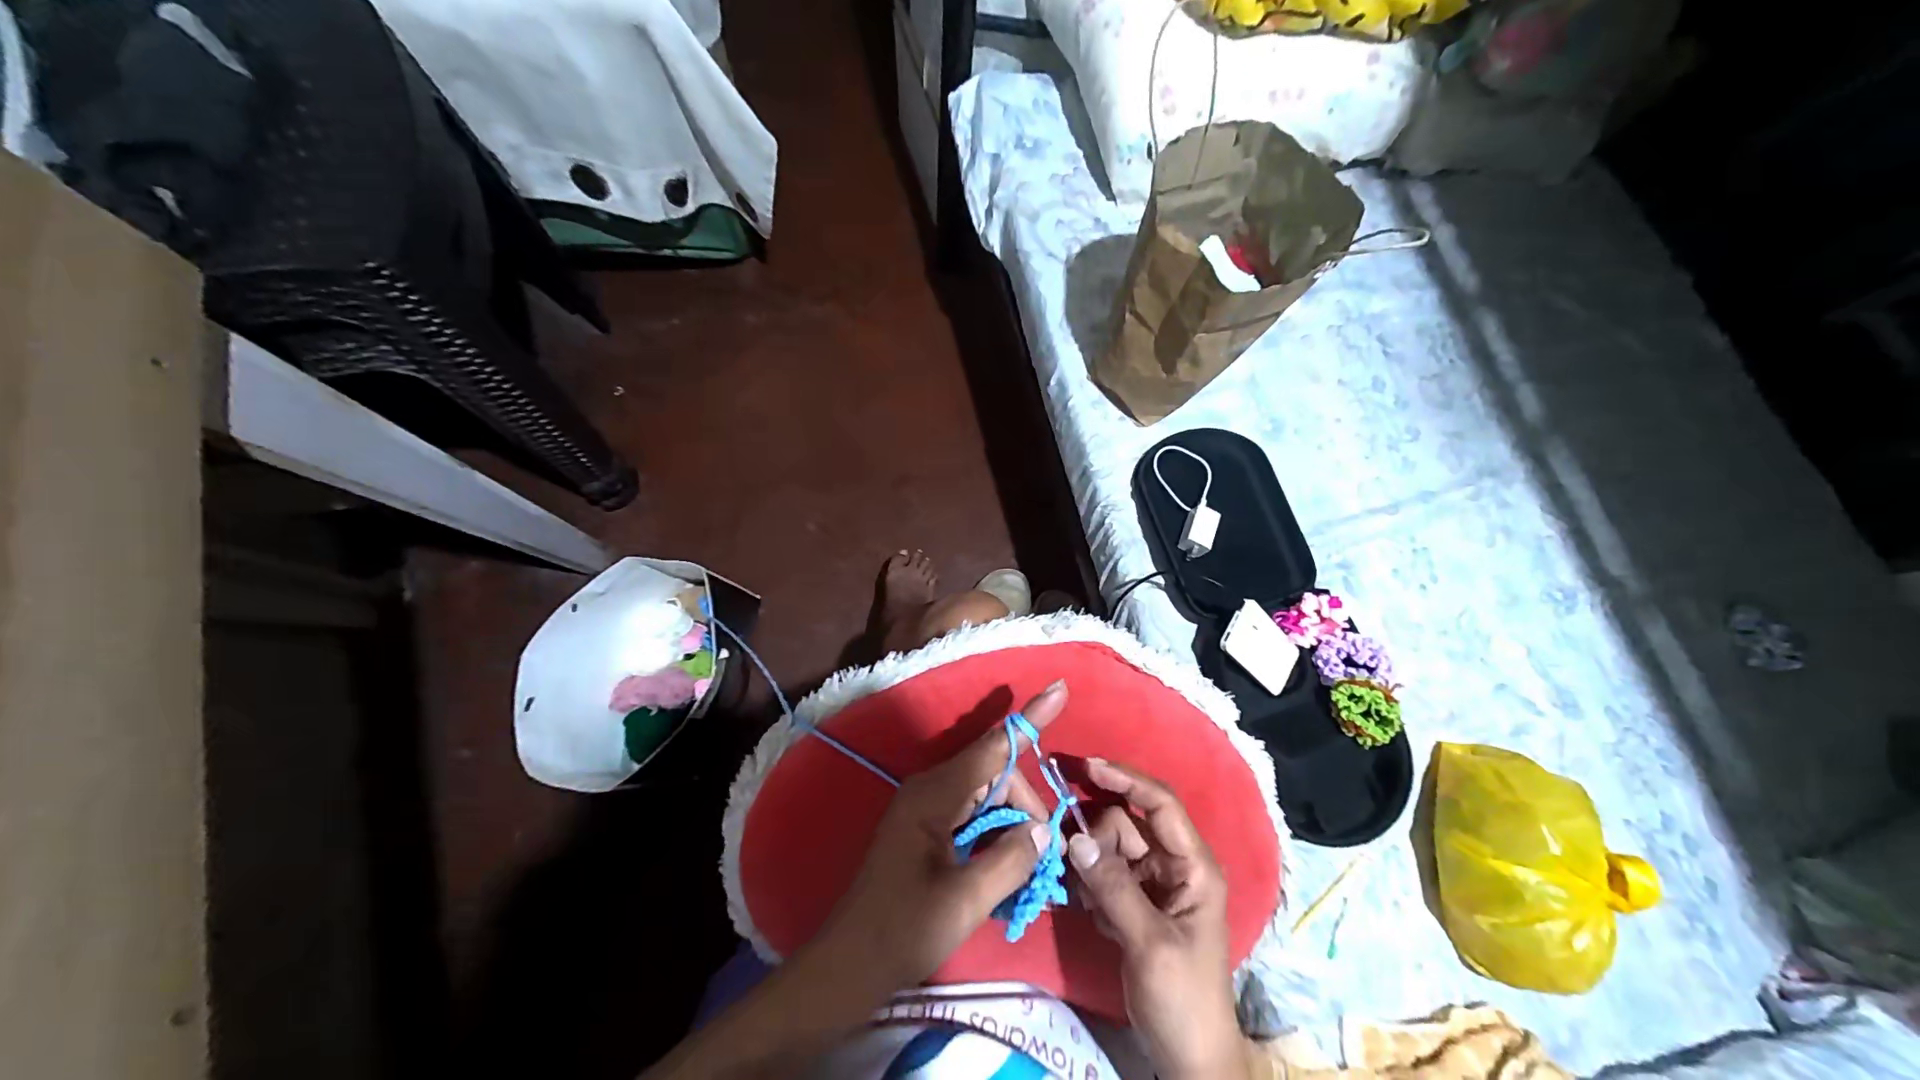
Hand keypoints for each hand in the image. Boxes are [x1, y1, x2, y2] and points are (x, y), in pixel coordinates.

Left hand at [808, 681, 1070, 990]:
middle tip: (1048, 856)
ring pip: (985, 797)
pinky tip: (1008, 866)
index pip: (993, 748)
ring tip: (1032, 868)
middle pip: (995, 775)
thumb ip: (1011, 858)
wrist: (848, 964)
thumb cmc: (904, 929)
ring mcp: (924, 808)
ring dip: (1013, 824)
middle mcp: (929, 790)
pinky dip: (995, 834)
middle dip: (1027, 805)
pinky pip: (971, 815)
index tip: (1059, 688)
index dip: (1029, 720)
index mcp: (934, 795)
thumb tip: (1043, 830)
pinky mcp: (924, 828)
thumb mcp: (966, 899)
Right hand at [1067, 759, 1248, 1079]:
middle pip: (1124, 823)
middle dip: (1095, 836)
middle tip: (1071, 863)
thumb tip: (1074, 838)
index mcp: (1193, 866)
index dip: (1126, 779)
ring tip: (1086, 901)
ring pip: (1108, 846)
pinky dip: (1089, 885)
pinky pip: (1101, 872)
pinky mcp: (1132, 901)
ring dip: (1088, 865)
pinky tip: (1093, 915)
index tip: (1085, 766)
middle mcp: (1172, 865)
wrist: (1187, 1055)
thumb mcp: (1149, 943)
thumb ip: (1113, 887)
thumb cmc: (1182, 998)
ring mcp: (1151, 883)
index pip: (1160, 804)